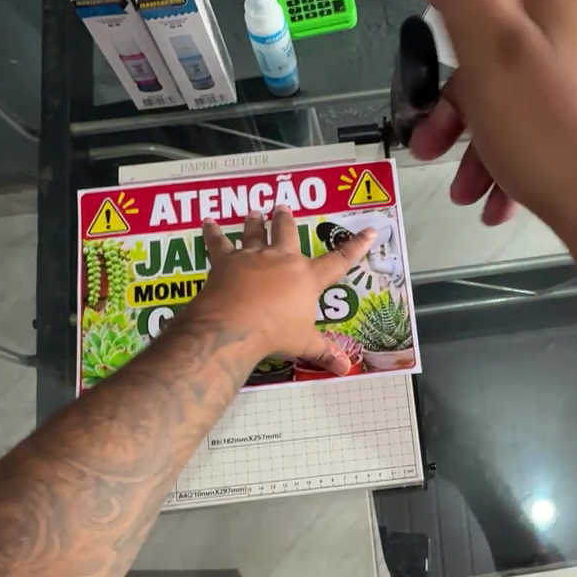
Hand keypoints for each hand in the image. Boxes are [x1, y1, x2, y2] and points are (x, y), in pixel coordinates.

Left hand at [188, 207, 374, 373]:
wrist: (235, 326)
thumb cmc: (275, 334)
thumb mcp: (303, 344)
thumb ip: (324, 352)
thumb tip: (346, 369)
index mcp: (307, 278)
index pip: (338, 260)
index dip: (356, 247)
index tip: (369, 231)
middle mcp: (282, 259)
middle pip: (287, 233)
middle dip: (286, 220)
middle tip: (283, 207)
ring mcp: (253, 257)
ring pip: (255, 233)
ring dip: (255, 222)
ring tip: (254, 212)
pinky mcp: (226, 262)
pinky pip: (218, 243)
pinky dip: (213, 233)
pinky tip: (208, 224)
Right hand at [387, 0, 576, 236]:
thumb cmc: (552, 135)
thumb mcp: (487, 46)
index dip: (443, 38)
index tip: (425, 92)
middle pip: (498, 49)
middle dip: (458, 107)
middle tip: (432, 151)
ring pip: (520, 97)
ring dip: (484, 144)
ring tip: (470, 192)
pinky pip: (550, 127)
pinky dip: (519, 160)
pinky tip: (503, 200)